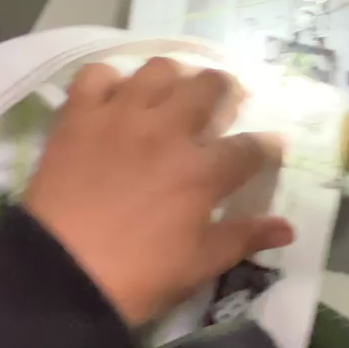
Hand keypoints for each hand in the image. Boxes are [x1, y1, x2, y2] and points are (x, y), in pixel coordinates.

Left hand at [22, 58, 294, 326]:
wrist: (61, 275)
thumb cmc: (137, 277)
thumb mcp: (198, 265)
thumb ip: (243, 239)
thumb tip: (288, 227)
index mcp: (203, 172)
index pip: (249, 148)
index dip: (266, 147)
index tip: (270, 148)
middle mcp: (168, 131)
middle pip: (209, 88)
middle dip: (225, 93)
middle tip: (223, 105)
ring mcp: (121, 117)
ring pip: (159, 70)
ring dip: (175, 78)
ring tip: (173, 94)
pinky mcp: (79, 116)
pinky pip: (98, 75)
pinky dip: (111, 80)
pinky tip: (116, 97)